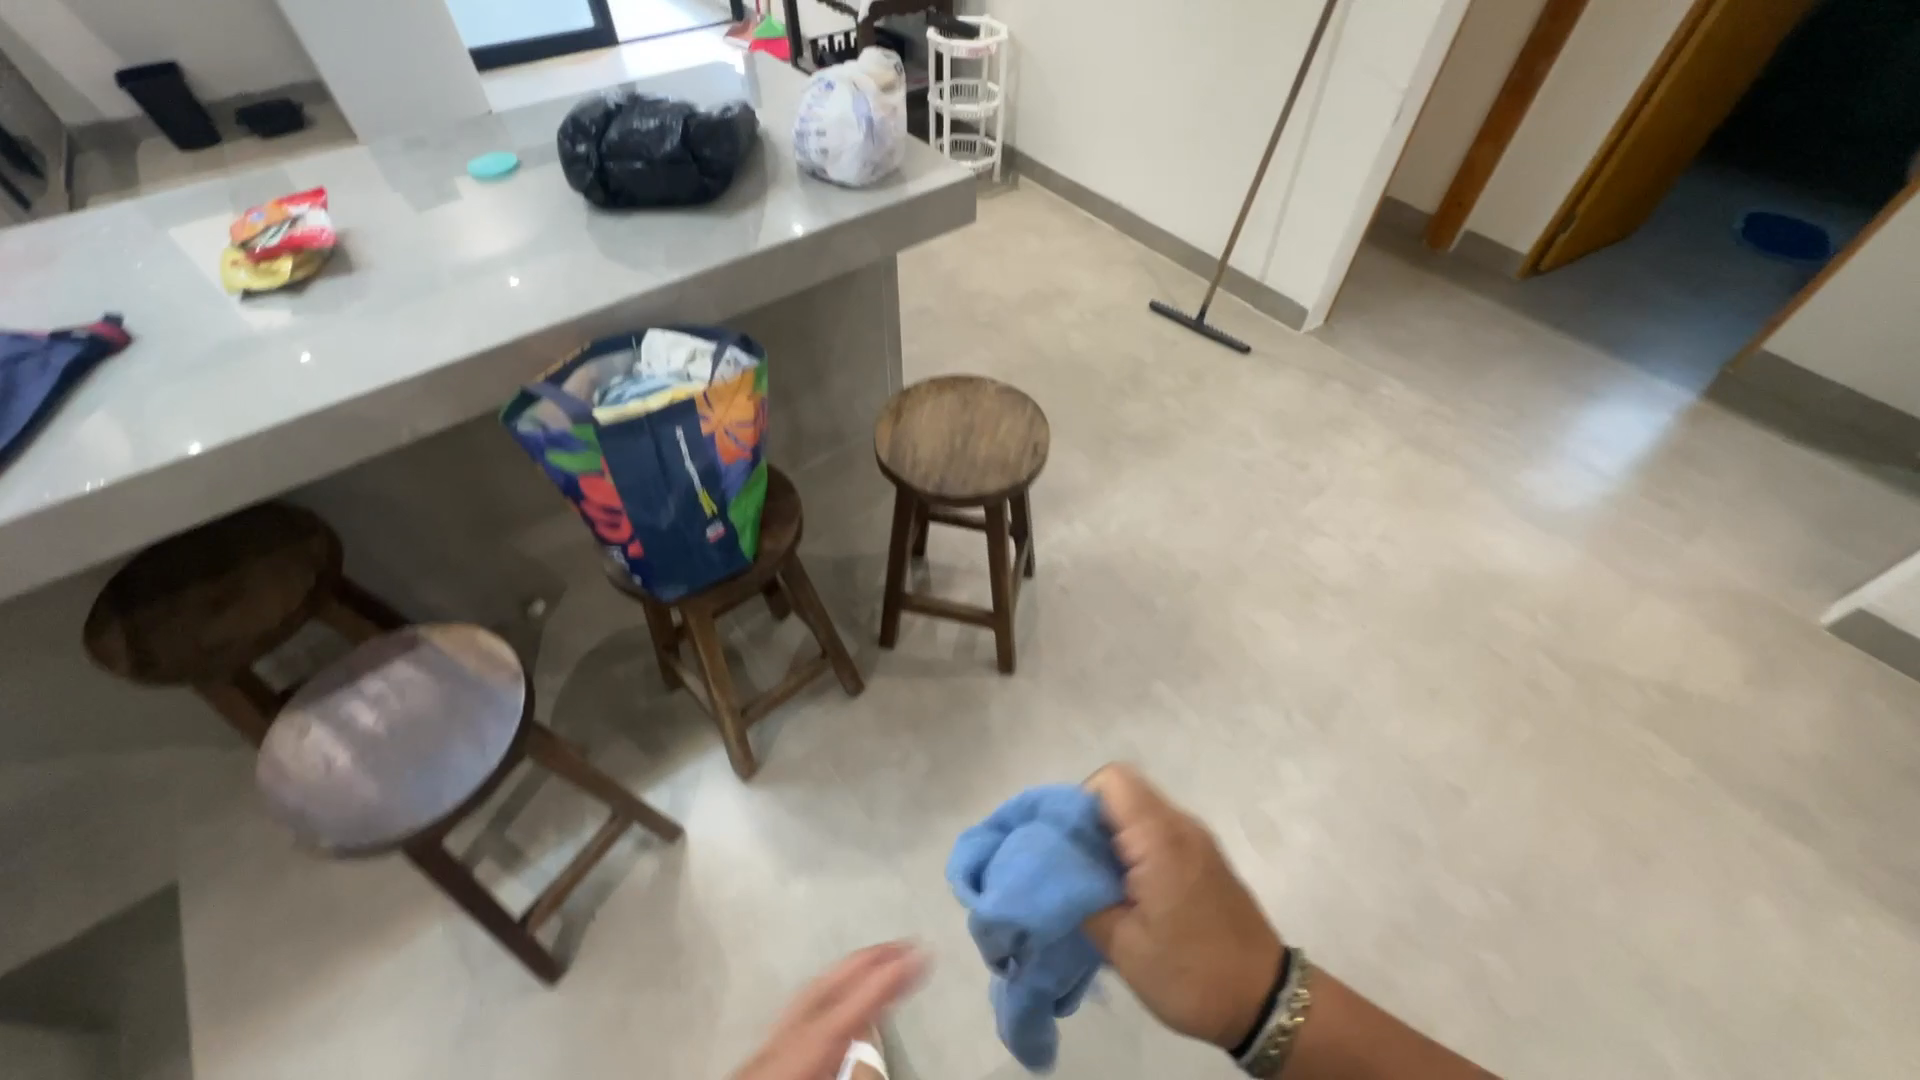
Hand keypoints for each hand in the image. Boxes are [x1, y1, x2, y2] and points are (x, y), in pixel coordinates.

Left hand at [729, 943, 924, 1079]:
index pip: (846, 1013)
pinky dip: (828, 1000)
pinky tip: (843, 1011)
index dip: (885, 981)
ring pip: (805, 1002)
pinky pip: (798, 1019)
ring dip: (847, 977)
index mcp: (796, 1064)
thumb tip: (873, 1048)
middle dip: (866, 963)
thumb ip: (856, 1070)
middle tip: (907, 946)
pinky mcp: (756, 1071)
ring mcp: (760, 1060)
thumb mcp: (823, 1075)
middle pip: (821, 992)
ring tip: (881, 965)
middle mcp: (775, 1052)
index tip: (921, 953)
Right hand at [1082, 764, 1284, 1050]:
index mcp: (1160, 837)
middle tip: (1072, 868)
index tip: (1065, 845)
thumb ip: (1081, 898)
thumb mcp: (1122, 945)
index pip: (1111, 780)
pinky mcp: (1204, 858)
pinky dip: (1134, 849)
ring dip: (1111, 837)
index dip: (1079, 803)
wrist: (1266, 1003)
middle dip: (1089, 822)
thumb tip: (1051, 871)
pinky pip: (1158, 832)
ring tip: (1095, 884)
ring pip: (1140, 811)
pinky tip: (1126, 892)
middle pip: (1124, 792)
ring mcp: (1197, 840)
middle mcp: (1181, 825)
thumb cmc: (1191, 973)